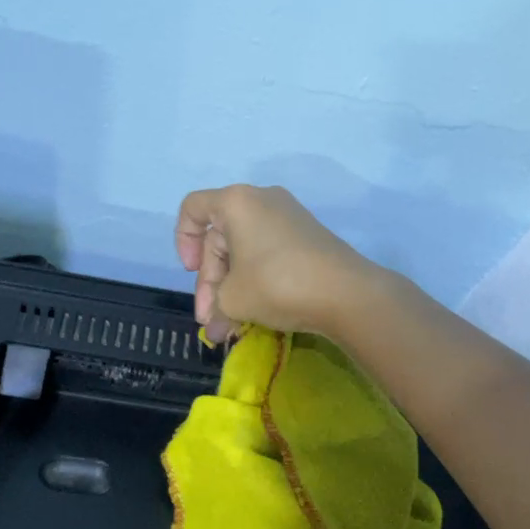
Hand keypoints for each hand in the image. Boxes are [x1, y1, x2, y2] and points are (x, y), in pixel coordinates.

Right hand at [176, 184, 377, 340]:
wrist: (346, 293)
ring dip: (233, 288)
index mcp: (236, 202)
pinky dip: (256, 280)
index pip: (193, 208)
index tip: (191, 270)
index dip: (183, 240)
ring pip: (244, 250)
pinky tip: (254, 314)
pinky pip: (268, 253)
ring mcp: (288, 217)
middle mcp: (262, 200)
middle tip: (212, 321)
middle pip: (220, 238)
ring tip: (230, 327)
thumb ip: (216, 307)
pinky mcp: (307, 237)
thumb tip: (216, 326)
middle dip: (212, 282)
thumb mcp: (233, 299)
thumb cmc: (277, 284)